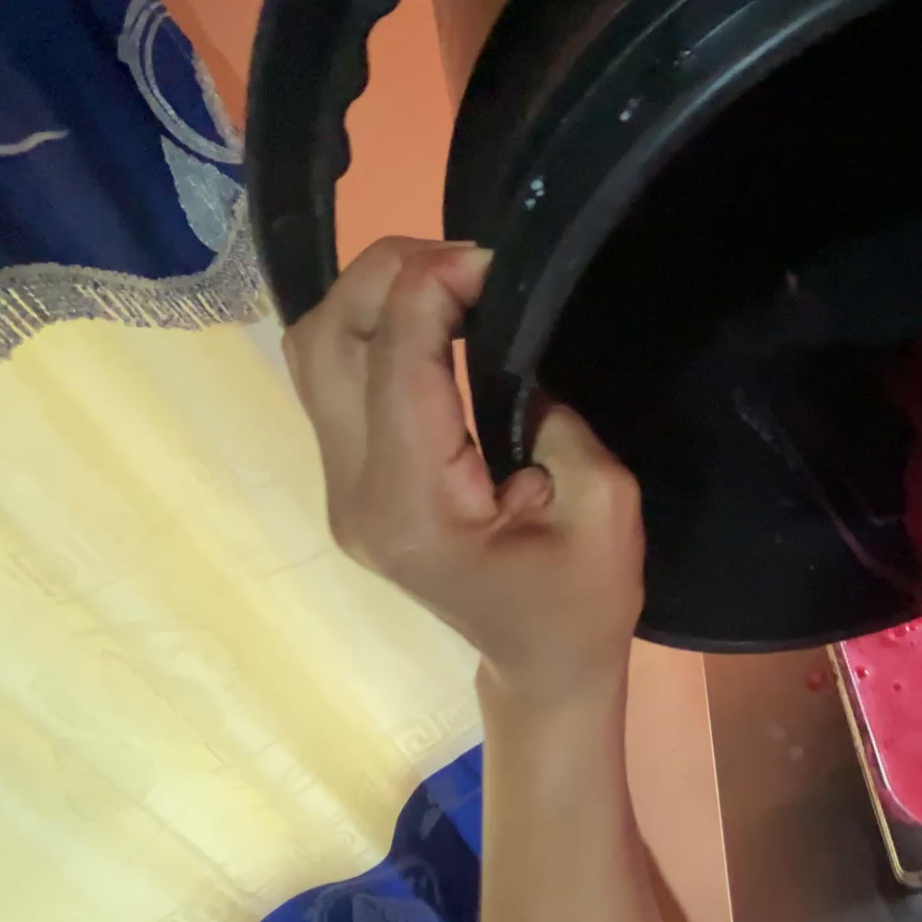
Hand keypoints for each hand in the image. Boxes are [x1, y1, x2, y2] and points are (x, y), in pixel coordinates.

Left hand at [283, 238, 643, 713]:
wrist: (544, 666)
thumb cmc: (584, 602)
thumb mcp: (606, 508)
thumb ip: (558, 423)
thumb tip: (516, 365)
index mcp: (414, 508)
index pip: (395, 367)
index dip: (429, 291)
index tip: (488, 255)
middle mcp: (354, 496)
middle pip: (324, 347)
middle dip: (384, 277)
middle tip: (463, 257)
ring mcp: (342, 493)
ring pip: (315, 358)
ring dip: (370, 299)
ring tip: (444, 278)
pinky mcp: (354, 489)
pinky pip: (338, 386)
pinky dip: (374, 334)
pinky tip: (426, 322)